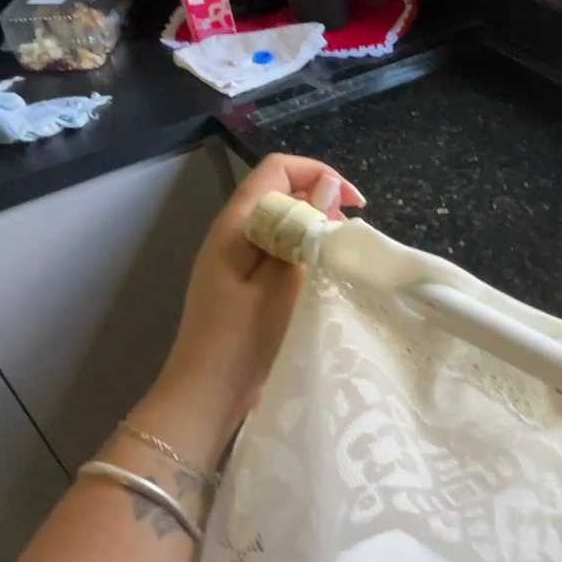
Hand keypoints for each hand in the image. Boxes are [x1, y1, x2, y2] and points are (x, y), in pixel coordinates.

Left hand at [150, 154, 365, 440]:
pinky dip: (304, 253)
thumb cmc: (245, 337)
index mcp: (238, 223)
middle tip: (349, 239)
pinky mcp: (244, 282)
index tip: (353, 205)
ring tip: (340, 259)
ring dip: (315, 230)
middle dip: (322, 203)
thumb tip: (328, 187)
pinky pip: (279, 249)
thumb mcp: (283, 281)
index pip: (279, 169)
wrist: (208, 393)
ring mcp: (236, 257)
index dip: (320, 174)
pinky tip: (322, 278)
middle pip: (282, 192)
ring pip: (283, 222)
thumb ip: (304, 230)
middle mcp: (234, 231)